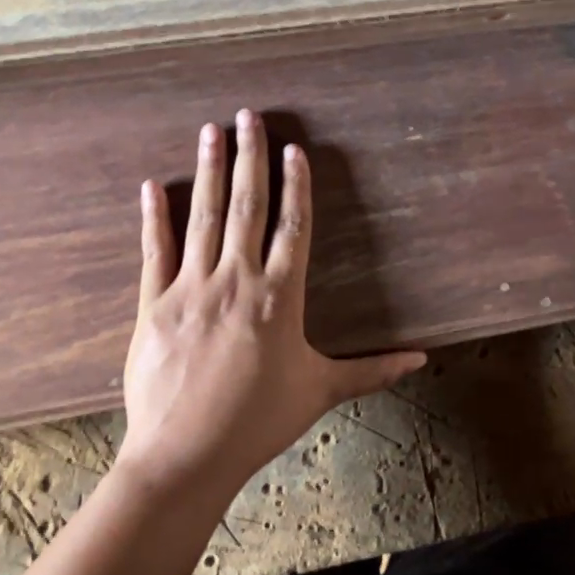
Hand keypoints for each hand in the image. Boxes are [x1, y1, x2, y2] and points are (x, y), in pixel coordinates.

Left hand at [115, 109, 426, 496]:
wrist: (184, 457)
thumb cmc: (259, 423)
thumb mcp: (320, 390)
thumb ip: (372, 370)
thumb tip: (422, 360)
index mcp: (280, 297)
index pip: (292, 226)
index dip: (296, 183)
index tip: (294, 148)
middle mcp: (238, 281)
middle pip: (246, 206)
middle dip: (249, 157)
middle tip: (249, 116)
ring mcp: (192, 290)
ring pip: (203, 217)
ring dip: (208, 171)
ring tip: (212, 131)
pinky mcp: (155, 307)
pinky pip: (155, 252)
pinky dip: (154, 217)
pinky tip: (152, 185)